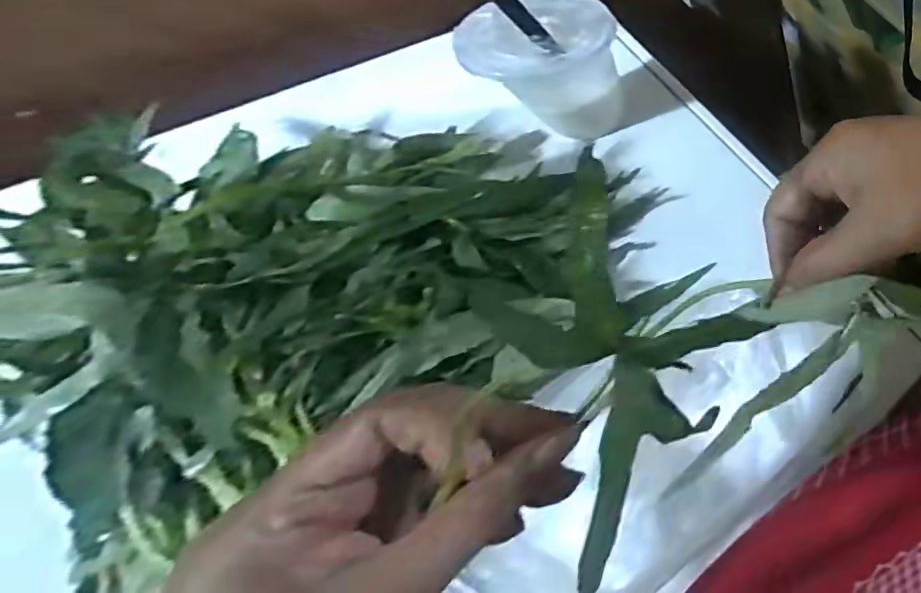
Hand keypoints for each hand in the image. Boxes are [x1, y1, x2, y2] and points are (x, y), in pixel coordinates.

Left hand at [165, 385, 581, 592]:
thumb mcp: (396, 590)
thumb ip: (477, 512)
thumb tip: (563, 438)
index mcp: (283, 506)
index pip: (386, 418)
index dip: (455, 425)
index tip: (501, 461)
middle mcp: (311, 497)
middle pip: (420, 433)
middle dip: (496, 439)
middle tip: (563, 446)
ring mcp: (339, 523)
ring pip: (437, 465)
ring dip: (501, 468)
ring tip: (559, 483)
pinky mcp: (366, 546)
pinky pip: (434, 502)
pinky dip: (481, 501)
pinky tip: (517, 513)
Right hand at [764, 117, 920, 290]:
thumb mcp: (870, 235)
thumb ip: (822, 265)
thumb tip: (784, 293)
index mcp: (827, 155)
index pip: (779, 206)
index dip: (779, 254)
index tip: (793, 296)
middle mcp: (845, 145)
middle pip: (808, 203)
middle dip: (811, 250)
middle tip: (822, 292)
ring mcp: (878, 150)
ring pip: (842, 204)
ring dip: (841, 242)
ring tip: (852, 279)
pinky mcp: (905, 160)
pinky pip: (870, 197)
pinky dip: (868, 227)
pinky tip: (884, 254)